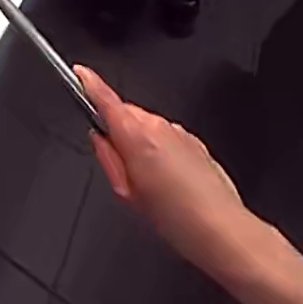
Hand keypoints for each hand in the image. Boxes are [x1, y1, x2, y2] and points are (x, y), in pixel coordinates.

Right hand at [76, 65, 262, 276]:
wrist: (222, 230)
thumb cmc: (178, 219)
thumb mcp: (128, 194)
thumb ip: (109, 159)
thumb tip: (101, 141)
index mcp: (137, 135)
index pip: (106, 98)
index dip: (90, 82)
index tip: (80, 73)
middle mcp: (159, 125)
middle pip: (127, 114)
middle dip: (120, 132)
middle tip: (124, 169)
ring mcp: (179, 132)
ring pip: (148, 126)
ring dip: (142, 144)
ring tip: (152, 184)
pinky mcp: (195, 142)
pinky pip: (167, 137)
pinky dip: (162, 151)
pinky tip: (170, 183)